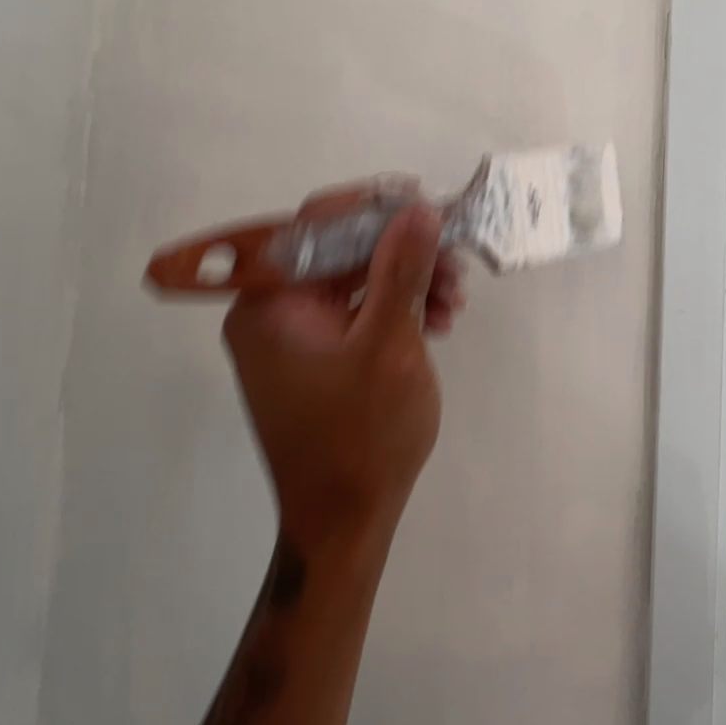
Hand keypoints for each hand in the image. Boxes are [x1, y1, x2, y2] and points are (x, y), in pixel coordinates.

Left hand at [221, 180, 466, 545]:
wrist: (346, 521)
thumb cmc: (363, 434)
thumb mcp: (390, 344)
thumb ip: (403, 270)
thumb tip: (419, 208)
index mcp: (269, 304)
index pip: (317, 225)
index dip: (375, 205)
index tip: (429, 203)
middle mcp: (270, 313)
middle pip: (340, 252)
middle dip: (403, 252)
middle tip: (455, 263)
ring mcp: (292, 338)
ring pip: (355, 281)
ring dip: (408, 281)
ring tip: (454, 303)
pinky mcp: (315, 358)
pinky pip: (356, 312)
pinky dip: (397, 309)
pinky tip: (435, 322)